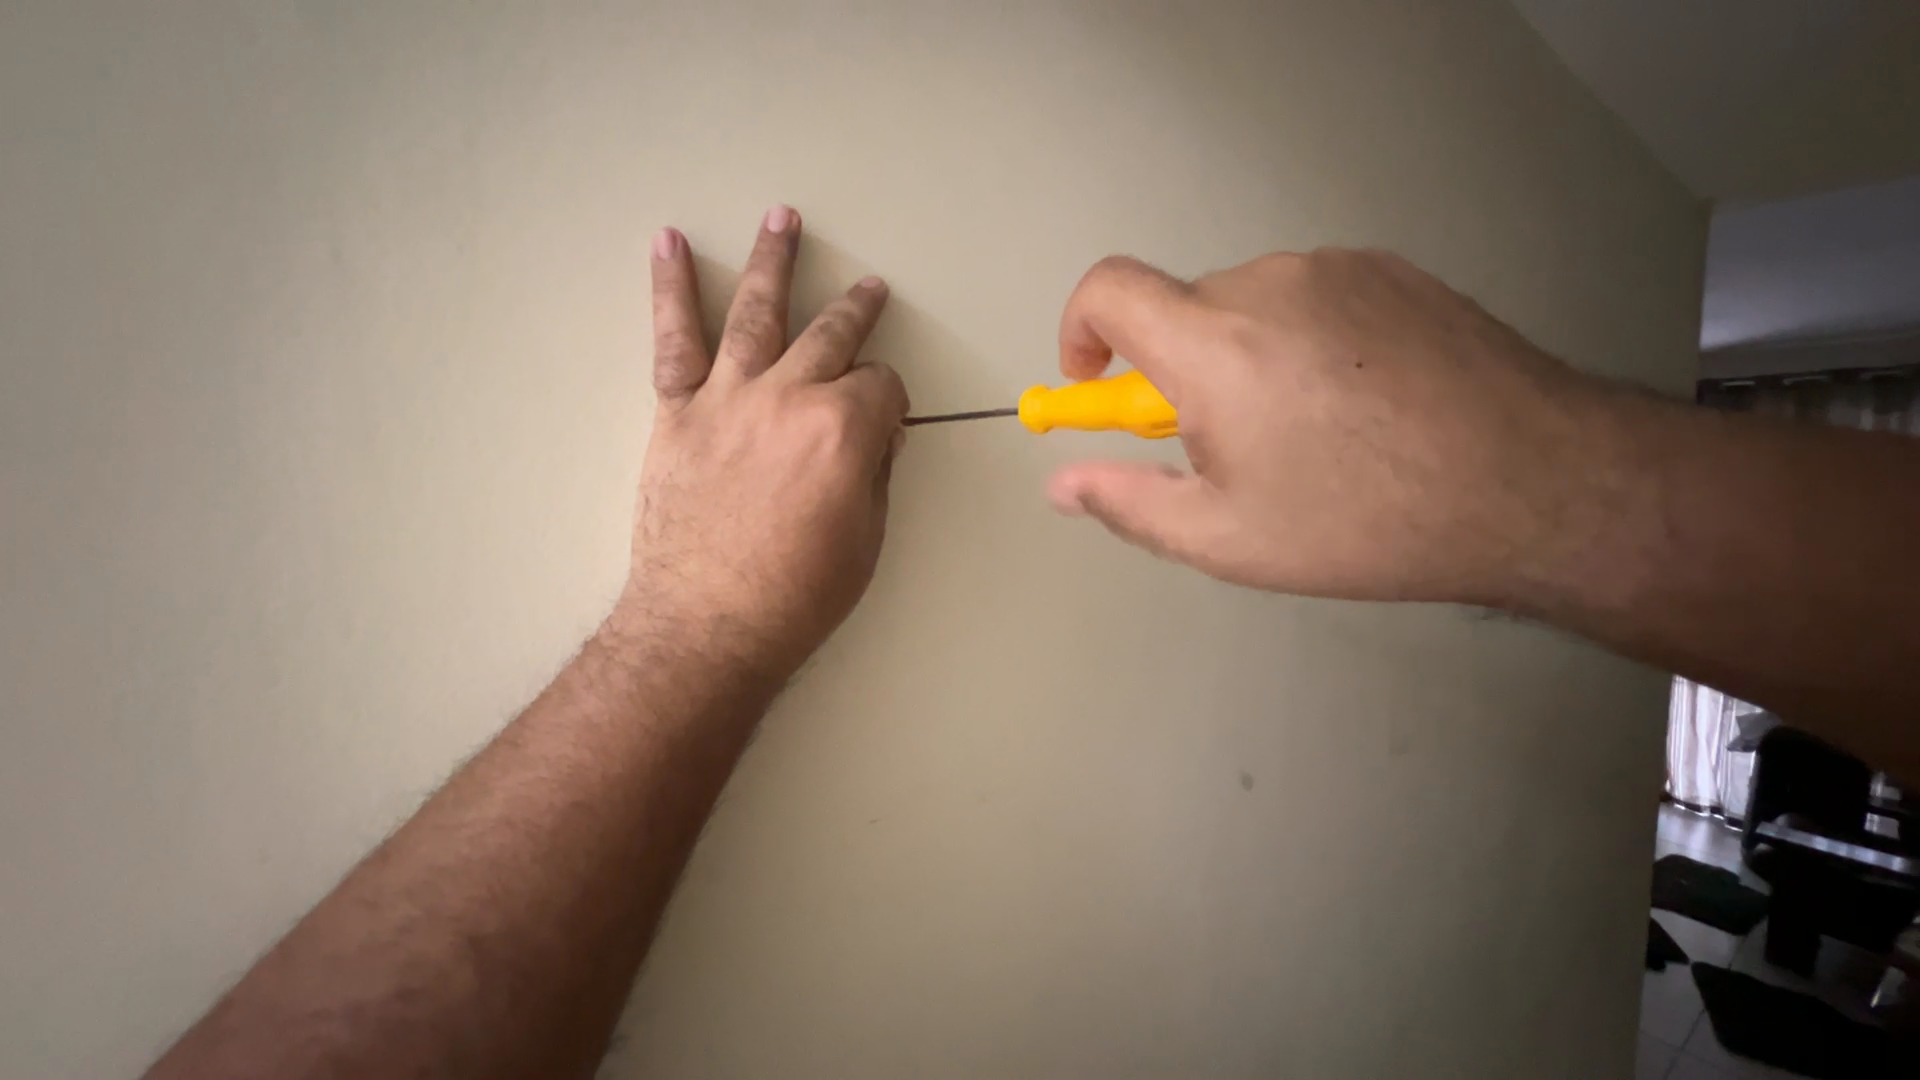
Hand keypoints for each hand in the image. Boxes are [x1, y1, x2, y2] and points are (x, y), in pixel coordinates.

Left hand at [605, 207, 907, 687]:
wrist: (708, 623)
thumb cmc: (801, 592)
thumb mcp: (867, 537)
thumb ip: (873, 470)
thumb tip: (876, 434)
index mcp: (847, 428)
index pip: (883, 387)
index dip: (889, 402)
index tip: (884, 423)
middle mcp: (792, 396)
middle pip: (833, 335)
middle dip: (857, 310)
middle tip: (870, 288)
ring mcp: (730, 397)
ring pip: (760, 312)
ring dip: (775, 261)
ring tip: (782, 218)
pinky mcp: (679, 411)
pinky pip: (675, 339)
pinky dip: (672, 289)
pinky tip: (670, 245)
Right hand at [1047, 250, 1634, 605]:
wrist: (1537, 486)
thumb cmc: (1359, 523)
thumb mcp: (1224, 538)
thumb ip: (1127, 503)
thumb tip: (1061, 483)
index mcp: (1214, 344)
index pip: (1107, 290)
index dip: (1079, 330)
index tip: (1093, 381)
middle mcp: (1268, 283)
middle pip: (1180, 310)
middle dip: (1175, 373)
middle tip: (1225, 447)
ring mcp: (1339, 268)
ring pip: (1247, 305)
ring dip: (1239, 358)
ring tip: (1303, 432)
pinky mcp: (1395, 270)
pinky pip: (1310, 296)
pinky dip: (1298, 340)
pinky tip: (1355, 401)